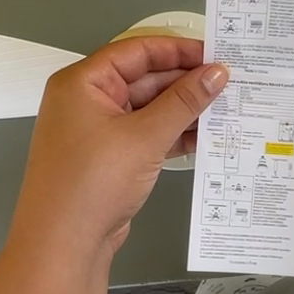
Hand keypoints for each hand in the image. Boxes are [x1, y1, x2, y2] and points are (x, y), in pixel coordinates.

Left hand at [12, 36, 227, 257]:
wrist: (63, 244)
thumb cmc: (91, 183)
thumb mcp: (144, 137)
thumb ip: (184, 102)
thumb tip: (217, 73)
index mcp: (83, 82)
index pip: (138, 51)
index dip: (179, 50)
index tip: (216, 53)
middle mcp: (89, 100)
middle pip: (146, 78)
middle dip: (187, 82)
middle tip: (230, 83)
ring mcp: (100, 131)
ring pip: (151, 108)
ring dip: (185, 110)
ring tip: (227, 109)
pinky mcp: (113, 157)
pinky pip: (149, 134)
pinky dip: (175, 134)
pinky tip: (206, 136)